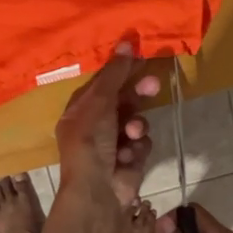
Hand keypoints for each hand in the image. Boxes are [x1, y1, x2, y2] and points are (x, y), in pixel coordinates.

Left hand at [52, 42, 159, 232]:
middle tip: (153, 86)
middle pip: (124, 100)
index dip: (121, 71)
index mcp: (80, 111)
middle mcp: (95, 126)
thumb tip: (127, 41)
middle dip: (138, 94)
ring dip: (137, 126)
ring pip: (137, 122)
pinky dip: (138, 149)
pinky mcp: (130, 162)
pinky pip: (143, 144)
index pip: (103, 83)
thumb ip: (114, 73)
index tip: (141, 58)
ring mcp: (114, 145)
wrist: (98, 192)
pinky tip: (129, 158)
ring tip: (132, 135)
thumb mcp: (99, 102)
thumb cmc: (90, 143)